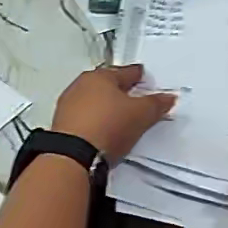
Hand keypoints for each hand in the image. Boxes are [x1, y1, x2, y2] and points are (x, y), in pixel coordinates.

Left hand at [53, 64, 175, 162]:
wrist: (73, 155)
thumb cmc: (107, 126)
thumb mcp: (141, 114)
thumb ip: (156, 104)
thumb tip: (167, 98)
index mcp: (100, 77)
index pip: (125, 72)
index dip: (137, 76)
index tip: (142, 76)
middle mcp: (79, 88)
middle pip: (104, 86)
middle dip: (118, 91)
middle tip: (132, 98)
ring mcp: (67, 108)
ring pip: (91, 103)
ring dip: (103, 108)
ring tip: (118, 118)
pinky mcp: (60, 127)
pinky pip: (82, 120)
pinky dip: (92, 122)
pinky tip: (100, 131)